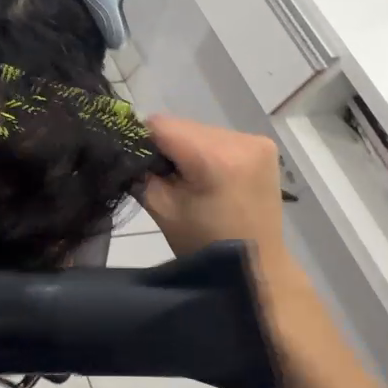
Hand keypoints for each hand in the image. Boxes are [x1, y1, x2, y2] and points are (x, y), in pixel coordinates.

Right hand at [141, 115, 286, 260]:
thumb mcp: (159, 207)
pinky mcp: (262, 145)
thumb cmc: (202, 242)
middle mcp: (240, 140)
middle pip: (180, 126)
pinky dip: (204, 151)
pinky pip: (216, 137)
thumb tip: (125, 147)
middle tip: (164, 178)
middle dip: (165, 146)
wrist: (256, 263)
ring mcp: (255, 141)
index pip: (160, 125)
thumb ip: (139, 170)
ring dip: (185, 148)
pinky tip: (208, 175)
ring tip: (188, 179)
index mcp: (215, 158)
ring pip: (197, 129)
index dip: (141, 141)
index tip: (137, 165)